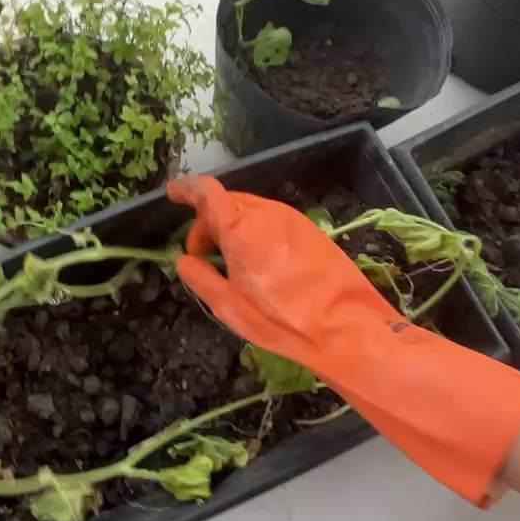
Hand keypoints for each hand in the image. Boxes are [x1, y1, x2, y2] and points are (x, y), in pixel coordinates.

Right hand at [167, 175, 519, 505]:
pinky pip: (272, 222)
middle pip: (228, 203)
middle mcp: (267, 214)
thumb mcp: (230, 307)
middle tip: (200, 254)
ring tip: (228, 264)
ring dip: (232, 228)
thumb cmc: (282, 322)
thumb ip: (201, 278)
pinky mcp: (311, 233)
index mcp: (242, 228)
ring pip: (250, 212)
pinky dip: (254, 232)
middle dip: (207, 222)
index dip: (186, 189)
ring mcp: (293, 221)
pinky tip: (257, 265)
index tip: (172, 194)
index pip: (207, 193)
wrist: (348, 331)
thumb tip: (184, 261)